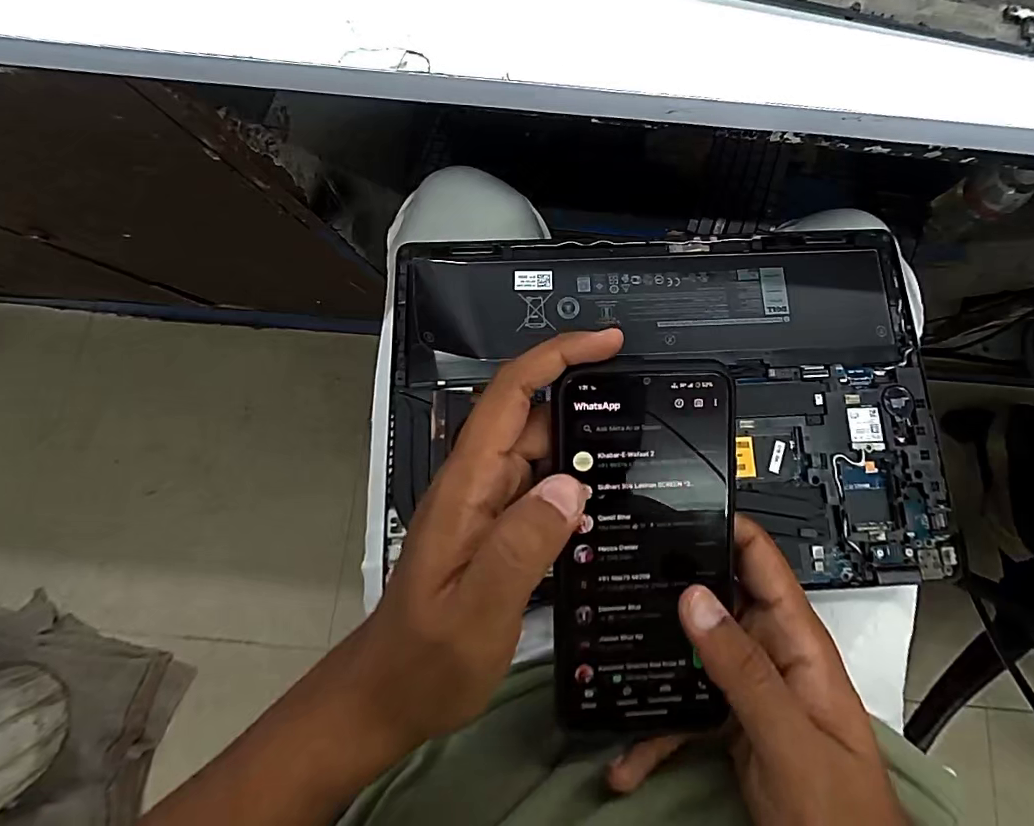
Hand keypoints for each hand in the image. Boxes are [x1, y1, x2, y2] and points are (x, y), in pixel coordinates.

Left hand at [334, 328, 623, 750]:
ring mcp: (486, 504)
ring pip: (539, 452)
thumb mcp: (477, 611)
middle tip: (641, 412)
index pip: (509, 396)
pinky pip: (539, 488)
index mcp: (466, 486)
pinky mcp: (495, 525)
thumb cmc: (425, 657)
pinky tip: (603, 501)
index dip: (555, 357)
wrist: (391, 690)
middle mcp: (476, 483)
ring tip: (635, 454)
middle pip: (531, 418)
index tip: (604, 343)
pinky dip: (573, 483)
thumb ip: (520, 547)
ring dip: (582, 445)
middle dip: (583, 401)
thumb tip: (569, 484)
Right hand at [607, 516, 906, 825]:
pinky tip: (626, 754)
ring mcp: (744, 683)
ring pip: (688, 646)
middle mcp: (767, 650)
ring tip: (608, 662)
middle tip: (616, 573)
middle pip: (711, 593)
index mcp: (794, 639)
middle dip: (667, 584)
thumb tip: (693, 595)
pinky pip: (682, 702)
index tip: (669, 505)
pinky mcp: (725, 715)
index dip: (720, 522)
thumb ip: (743, 668)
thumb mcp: (790, 738)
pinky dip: (653, 724)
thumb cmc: (840, 811)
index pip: (758, 557)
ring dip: (651, 659)